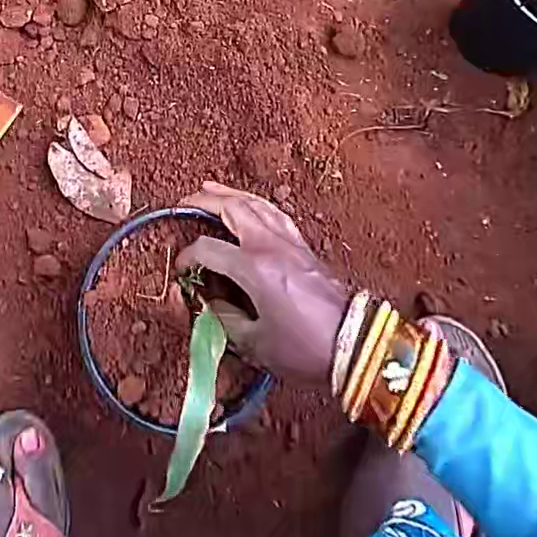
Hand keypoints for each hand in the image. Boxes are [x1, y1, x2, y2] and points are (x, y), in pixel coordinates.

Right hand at [174, 182, 349, 385]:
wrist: (356, 344)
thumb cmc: (305, 348)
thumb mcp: (256, 343)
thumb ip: (226, 319)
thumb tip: (209, 303)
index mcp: (253, 268)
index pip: (208, 249)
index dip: (187, 256)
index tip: (180, 269)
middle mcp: (269, 245)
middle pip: (232, 208)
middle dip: (205, 200)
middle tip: (185, 200)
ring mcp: (289, 241)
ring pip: (255, 203)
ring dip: (230, 193)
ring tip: (211, 188)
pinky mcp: (303, 246)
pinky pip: (274, 213)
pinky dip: (255, 203)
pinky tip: (249, 204)